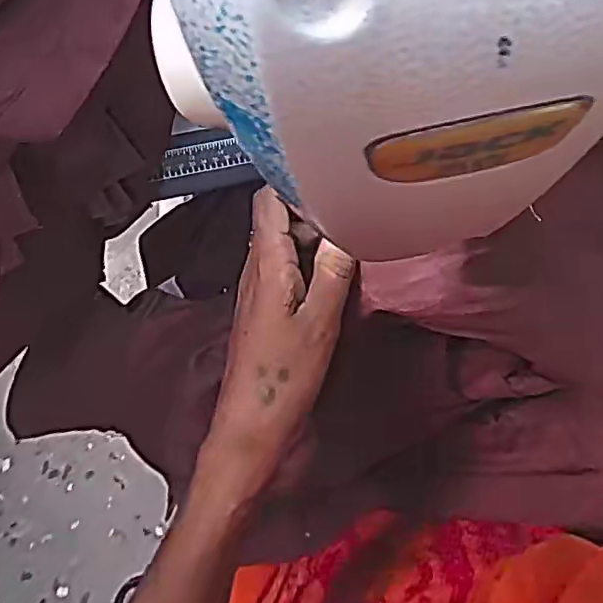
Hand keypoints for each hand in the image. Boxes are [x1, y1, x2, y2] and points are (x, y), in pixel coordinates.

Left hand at [195, 187, 357, 505]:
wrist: (249, 427)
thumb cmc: (280, 379)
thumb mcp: (320, 321)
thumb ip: (335, 270)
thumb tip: (347, 228)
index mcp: (266, 262)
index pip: (268, 199)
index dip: (294, 179)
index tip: (329, 174)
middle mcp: (256, 267)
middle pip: (280, 216)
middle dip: (315, 208)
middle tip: (352, 210)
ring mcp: (260, 285)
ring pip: (286, 241)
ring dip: (316, 236)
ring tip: (351, 237)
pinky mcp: (266, 304)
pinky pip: (288, 265)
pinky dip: (312, 260)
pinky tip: (337, 272)